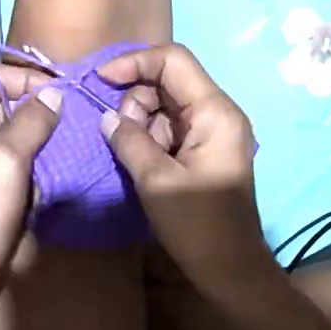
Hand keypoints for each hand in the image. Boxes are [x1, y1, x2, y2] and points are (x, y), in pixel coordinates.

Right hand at [95, 43, 280, 300]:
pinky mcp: (203, 153)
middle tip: (119, 134)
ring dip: (140, 121)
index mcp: (215, 112)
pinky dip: (148, 137)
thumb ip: (130, 140)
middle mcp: (217, 114)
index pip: (173, 61)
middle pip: (169, 81)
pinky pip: (170, 130)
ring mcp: (211, 134)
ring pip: (166, 106)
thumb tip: (108, 116)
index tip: (100, 81)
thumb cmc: (197, 224)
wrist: (230, 268)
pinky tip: (136, 159)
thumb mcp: (156, 180)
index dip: (134, 62)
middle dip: (135, 98)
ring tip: (130, 154)